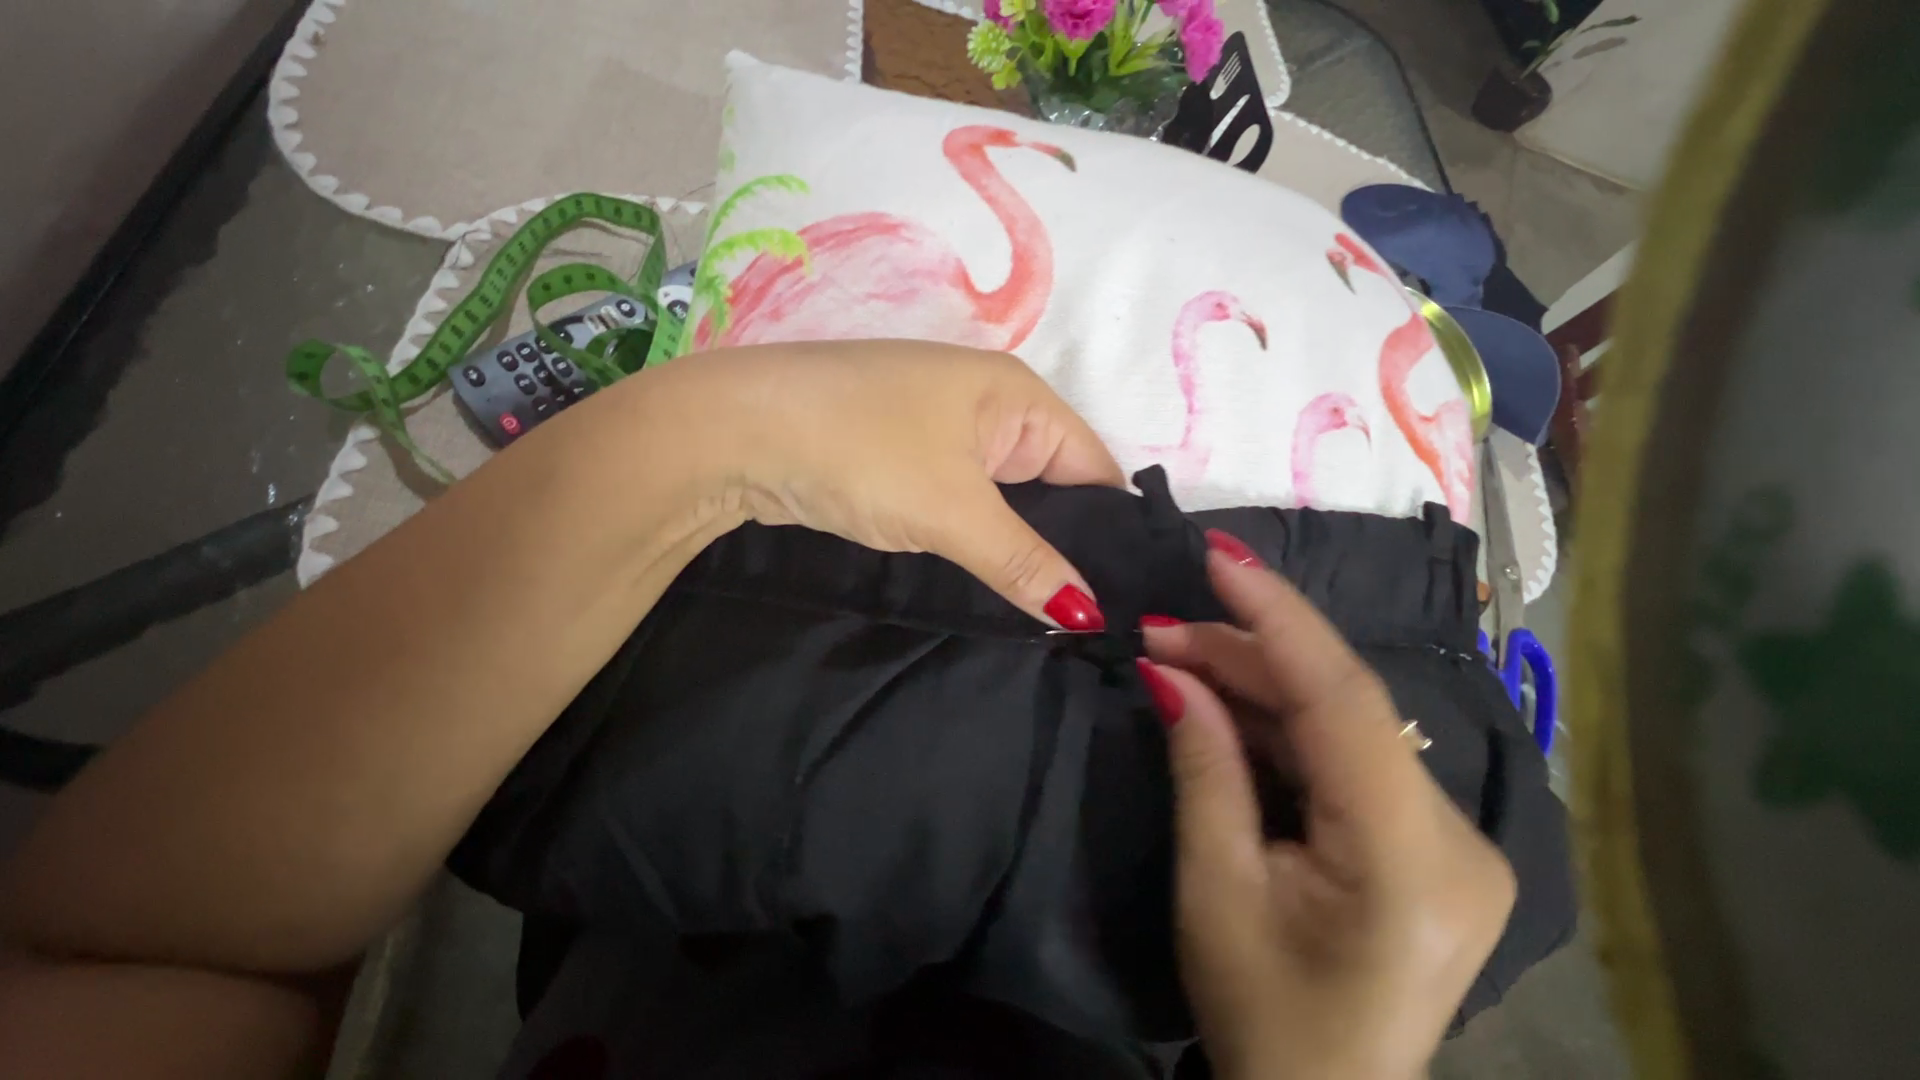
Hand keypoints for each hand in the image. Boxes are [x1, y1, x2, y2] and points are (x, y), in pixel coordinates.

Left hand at [645, 339, 1125, 626]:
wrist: (732, 430)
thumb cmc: (860, 451)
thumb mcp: (951, 511)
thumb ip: (1024, 562)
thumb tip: (1089, 616)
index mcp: (1018, 394)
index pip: (1094, 468)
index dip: (1112, 535)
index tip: (1125, 606)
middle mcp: (989, 402)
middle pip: (1054, 482)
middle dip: (1067, 547)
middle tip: (1088, 622)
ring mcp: (942, 427)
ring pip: (1006, 496)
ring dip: (1020, 547)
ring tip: (1049, 615)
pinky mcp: (904, 455)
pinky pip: (964, 500)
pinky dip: (978, 537)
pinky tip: (991, 582)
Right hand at [1135, 533, 1516, 1079]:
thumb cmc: (1259, 1016)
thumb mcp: (1213, 889)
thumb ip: (1202, 766)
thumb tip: (1169, 669)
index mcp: (1411, 859)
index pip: (1345, 702)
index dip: (1279, 617)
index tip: (1220, 556)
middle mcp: (1456, 836)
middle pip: (1345, 706)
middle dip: (1250, 653)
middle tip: (1162, 630)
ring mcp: (1456, 839)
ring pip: (1348, 725)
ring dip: (1262, 686)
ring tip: (1181, 655)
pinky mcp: (1435, 844)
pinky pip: (1352, 758)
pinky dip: (1286, 726)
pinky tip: (1229, 702)